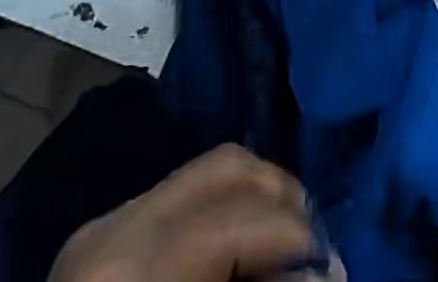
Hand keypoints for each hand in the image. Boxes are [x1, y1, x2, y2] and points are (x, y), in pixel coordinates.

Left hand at [49, 145, 322, 281]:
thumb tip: (325, 273)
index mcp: (132, 269)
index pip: (235, 217)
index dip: (297, 239)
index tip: (333, 268)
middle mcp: (115, 225)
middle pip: (225, 167)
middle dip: (283, 199)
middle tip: (316, 250)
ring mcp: (105, 222)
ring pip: (206, 172)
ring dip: (256, 200)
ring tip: (285, 248)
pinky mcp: (104, 232)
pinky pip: (181, 198)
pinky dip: (223, 214)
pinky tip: (240, 253)